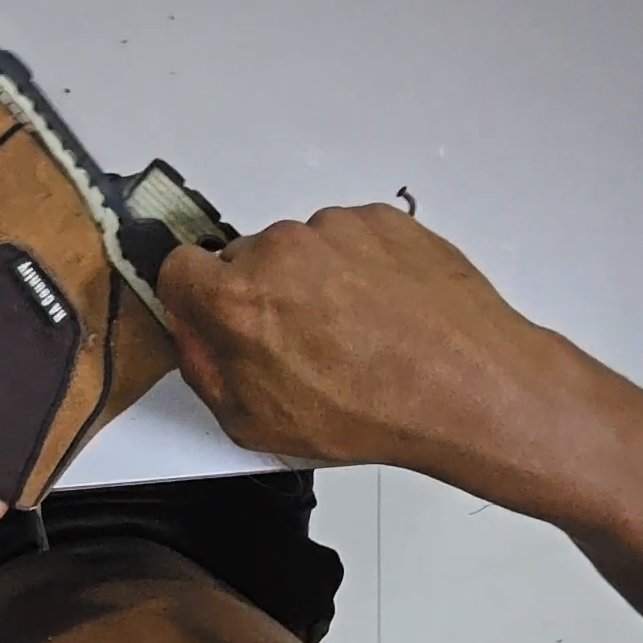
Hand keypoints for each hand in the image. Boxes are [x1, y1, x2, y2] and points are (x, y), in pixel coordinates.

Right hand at [158, 204, 574, 477]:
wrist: (464, 387)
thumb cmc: (365, 411)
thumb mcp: (252, 422)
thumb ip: (202, 369)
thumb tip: (190, 333)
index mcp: (235, 299)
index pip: (178, 268)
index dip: (193, 296)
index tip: (213, 315)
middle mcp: (277, 249)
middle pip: (241, 261)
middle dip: (256, 295)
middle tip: (298, 341)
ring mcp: (332, 229)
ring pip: (295, 250)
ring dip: (308, 282)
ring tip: (350, 331)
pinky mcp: (379, 219)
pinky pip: (345, 238)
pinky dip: (353, 268)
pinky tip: (378, 311)